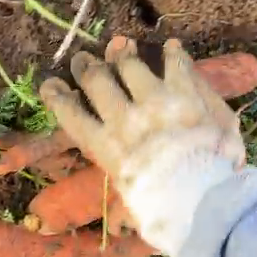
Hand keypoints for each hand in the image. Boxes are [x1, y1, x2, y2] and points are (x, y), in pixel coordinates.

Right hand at [39, 36, 245, 256]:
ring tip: (122, 45)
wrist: (206, 202)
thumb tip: (114, 173)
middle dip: (87, 67)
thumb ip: (121, 176)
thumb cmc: (165, 211)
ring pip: (130, 65)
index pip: (70, 114)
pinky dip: (173, 54)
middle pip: (96, 81)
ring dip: (123, 54)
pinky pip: (176, 65)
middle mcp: (124, 118)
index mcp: (105, 147)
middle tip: (83, 60)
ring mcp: (155, 101)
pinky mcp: (186, 93)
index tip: (50, 84)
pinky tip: (171, 46)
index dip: (56, 96)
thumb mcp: (130, 198)